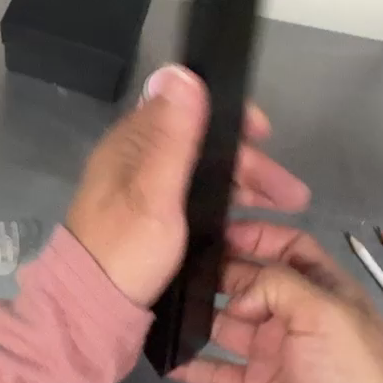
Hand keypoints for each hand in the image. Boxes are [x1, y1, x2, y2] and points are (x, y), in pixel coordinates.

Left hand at [66, 65, 310, 305]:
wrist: (92, 311)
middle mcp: (136, 161)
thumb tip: (180, 71)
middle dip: (249, 164)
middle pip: (201, 146)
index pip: (186, 108)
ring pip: (202, 176)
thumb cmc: (126, 251)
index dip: (230, 117)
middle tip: (290, 193)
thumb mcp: (154, 192)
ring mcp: (141, 193)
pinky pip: (196, 202)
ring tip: (284, 210)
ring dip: (244, 187)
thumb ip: (172, 136)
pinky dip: (225, 208)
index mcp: (132, 145)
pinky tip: (248, 226)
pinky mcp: (150, 222)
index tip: (264, 135)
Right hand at [172, 222, 382, 382]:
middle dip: (221, 271)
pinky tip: (167, 356)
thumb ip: (278, 286)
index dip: (258, 236)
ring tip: (167, 302)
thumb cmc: (344, 368)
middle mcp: (296, 315)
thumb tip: (238, 297)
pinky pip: (218, 369)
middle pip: (252, 282)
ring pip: (229, 323)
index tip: (220, 231)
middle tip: (182, 265)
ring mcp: (274, 351)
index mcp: (323, 290)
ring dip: (201, 314)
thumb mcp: (324, 312)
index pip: (290, 248)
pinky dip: (194, 364)